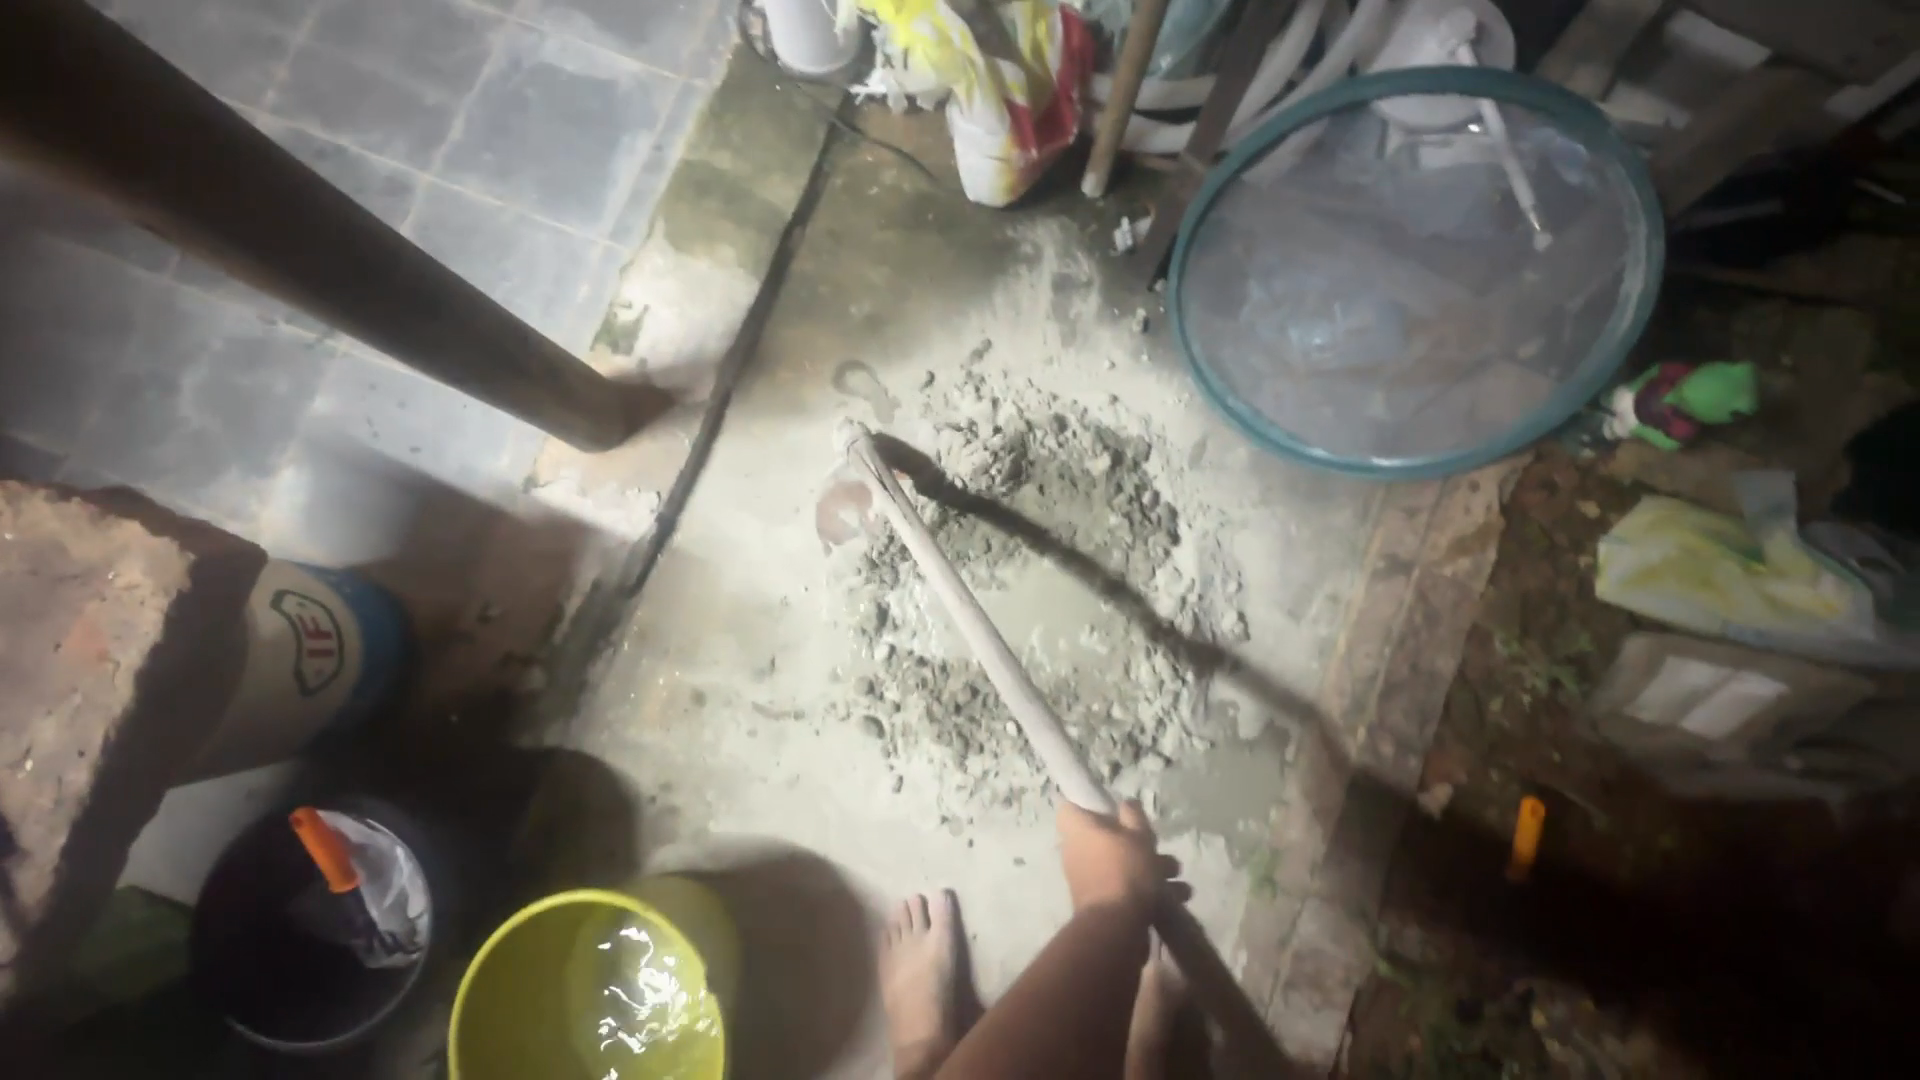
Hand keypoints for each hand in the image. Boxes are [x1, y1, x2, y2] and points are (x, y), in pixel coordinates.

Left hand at [1056, 799, 1186, 913]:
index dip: (1090, 805)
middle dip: (1137, 843)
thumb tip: (1126, 804)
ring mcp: (1088, 878)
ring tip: (1178, 875)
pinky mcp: (1102, 902)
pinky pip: (1124, 887)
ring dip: (1151, 868)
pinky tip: (1178, 896)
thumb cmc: (1125, 870)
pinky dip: (1148, 890)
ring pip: (1120, 863)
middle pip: (1105, 837)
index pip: (1071, 807)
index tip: (1113, 810)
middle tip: (1159, 847)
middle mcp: (1076, 851)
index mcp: (1077, 829)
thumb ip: (1133, 815)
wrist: (1116, 927)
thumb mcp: (1137, 835)